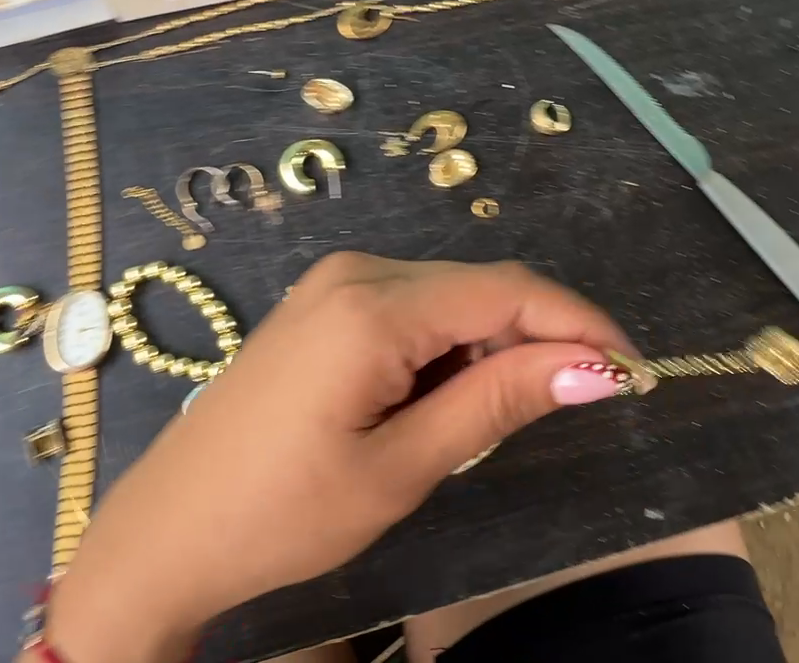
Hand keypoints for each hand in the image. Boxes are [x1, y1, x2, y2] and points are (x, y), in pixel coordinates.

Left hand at [37, 254, 639, 662]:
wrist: (167, 528)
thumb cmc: (282, 511)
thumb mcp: (401, 467)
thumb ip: (497, 402)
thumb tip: (596, 367)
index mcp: (373, 306)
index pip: (506, 290)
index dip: (578, 323)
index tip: (631, 369)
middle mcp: (356, 271)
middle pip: (479, 287)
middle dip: (535, 336)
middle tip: (571, 404)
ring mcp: (334, 281)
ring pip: (448, 296)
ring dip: (486, 346)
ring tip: (478, 421)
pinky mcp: (324, 301)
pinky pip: (410, 306)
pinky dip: (444, 346)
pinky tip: (433, 398)